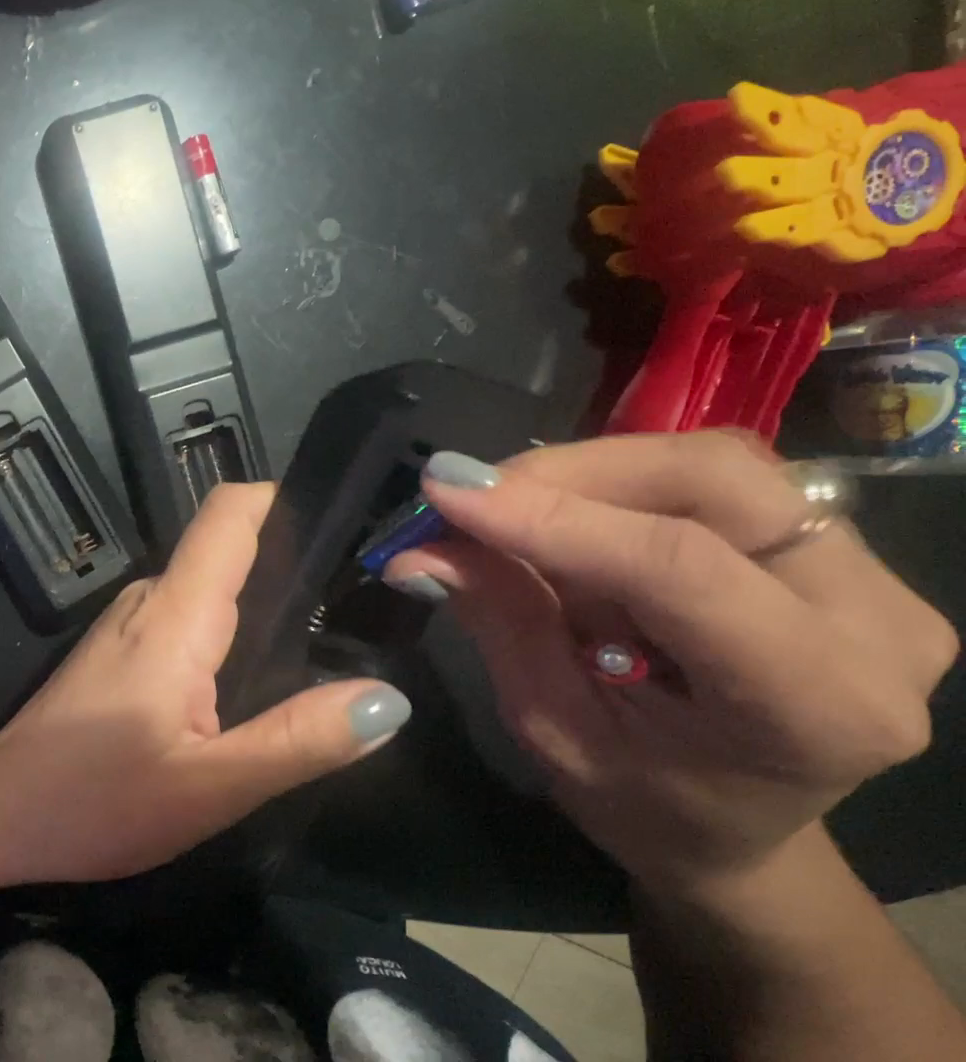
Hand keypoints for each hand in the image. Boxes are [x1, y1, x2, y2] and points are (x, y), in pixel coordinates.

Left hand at [0, 483, 411, 885]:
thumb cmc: (94, 800)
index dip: (289, 500)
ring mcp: (130, 623)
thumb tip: (389, 698)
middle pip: (232, 549)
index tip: (352, 523)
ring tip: (331, 649)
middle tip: (371, 608)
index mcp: (176, 613)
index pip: (232, 513)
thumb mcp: (210, 786)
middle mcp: (151, 600)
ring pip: (213, 589)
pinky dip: (232, 636)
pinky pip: (190, 621)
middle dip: (297, 567)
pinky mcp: (121, 650)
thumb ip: (299, 740)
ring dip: (267, 608)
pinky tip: (259, 684)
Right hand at [385, 432, 956, 892]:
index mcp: (815, 703)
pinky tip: (560, 517)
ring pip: (711, 464)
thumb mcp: (554, 729)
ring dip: (586, 473)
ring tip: (505, 509)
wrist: (735, 828)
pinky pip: (709, 481)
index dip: (550, 519)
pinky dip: (612, 485)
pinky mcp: (833, 548)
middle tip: (470, 495)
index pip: (678, 568)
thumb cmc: (643, 806)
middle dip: (569, 474)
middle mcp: (874, 620)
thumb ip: (501, 622)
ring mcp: (871, 573)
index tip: (442, 492)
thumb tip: (418, 547)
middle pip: (713, 480)